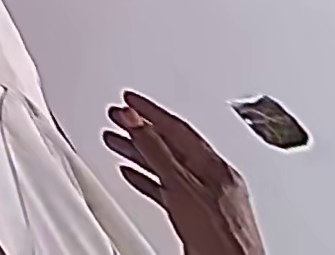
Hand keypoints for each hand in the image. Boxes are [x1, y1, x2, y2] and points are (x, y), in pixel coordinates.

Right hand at [105, 92, 265, 254]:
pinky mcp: (195, 217)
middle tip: (115, 115)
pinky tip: (131, 173)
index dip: (151, 110)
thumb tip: (132, 116)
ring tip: (113, 139)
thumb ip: (153, 148)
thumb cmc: (220, 236)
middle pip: (169, 145)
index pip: (178, 128)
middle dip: (139, 129)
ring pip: (164, 166)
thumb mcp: (180, 184)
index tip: (129, 99)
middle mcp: (211, 181)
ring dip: (137, 151)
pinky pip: (165, 187)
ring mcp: (204, 200)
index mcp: (215, 168)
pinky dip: (146, 177)